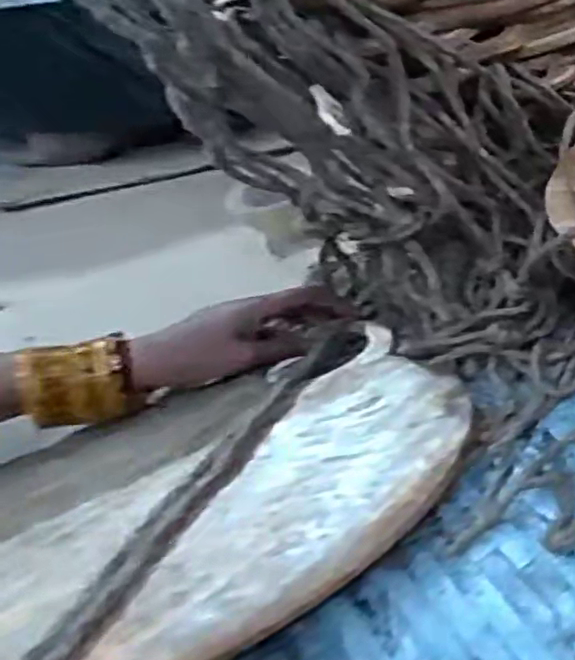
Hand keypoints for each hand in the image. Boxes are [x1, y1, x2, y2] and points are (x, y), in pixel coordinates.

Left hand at [127, 285, 352, 393]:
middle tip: (343, 327)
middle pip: (295, 301)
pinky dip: (284, 329)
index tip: (355, 315)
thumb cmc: (194, 358)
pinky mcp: (222, 326)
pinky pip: (264, 322)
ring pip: (279, 312)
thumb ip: (284, 348)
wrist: (135, 365)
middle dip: (323, 311)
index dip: (334, 301)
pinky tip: (288, 344)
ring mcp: (232, 314)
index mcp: (256, 306)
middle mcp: (247, 305)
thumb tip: (320, 342)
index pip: (306, 294)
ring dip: (304, 321)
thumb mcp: (244, 357)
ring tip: (321, 337)